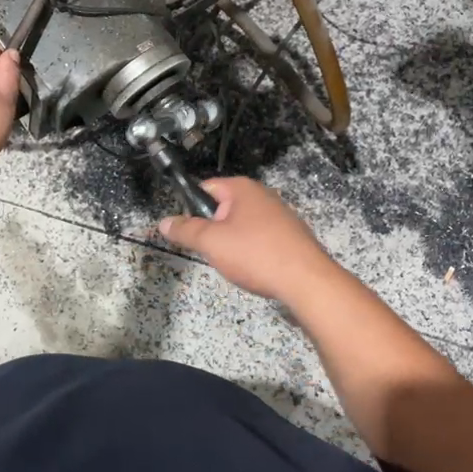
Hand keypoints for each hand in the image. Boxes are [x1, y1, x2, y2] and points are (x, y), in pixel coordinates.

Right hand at [158, 177, 340, 302]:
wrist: (309, 283)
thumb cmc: (256, 255)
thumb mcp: (211, 243)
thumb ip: (185, 230)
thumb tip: (163, 222)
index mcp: (242, 188)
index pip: (205, 188)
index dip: (192, 208)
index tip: (190, 232)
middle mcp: (263, 196)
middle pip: (225, 209)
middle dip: (215, 230)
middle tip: (213, 252)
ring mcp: (282, 216)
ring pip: (244, 227)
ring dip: (235, 244)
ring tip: (237, 265)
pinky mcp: (294, 238)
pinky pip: (264, 240)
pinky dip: (256, 253)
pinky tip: (258, 271)